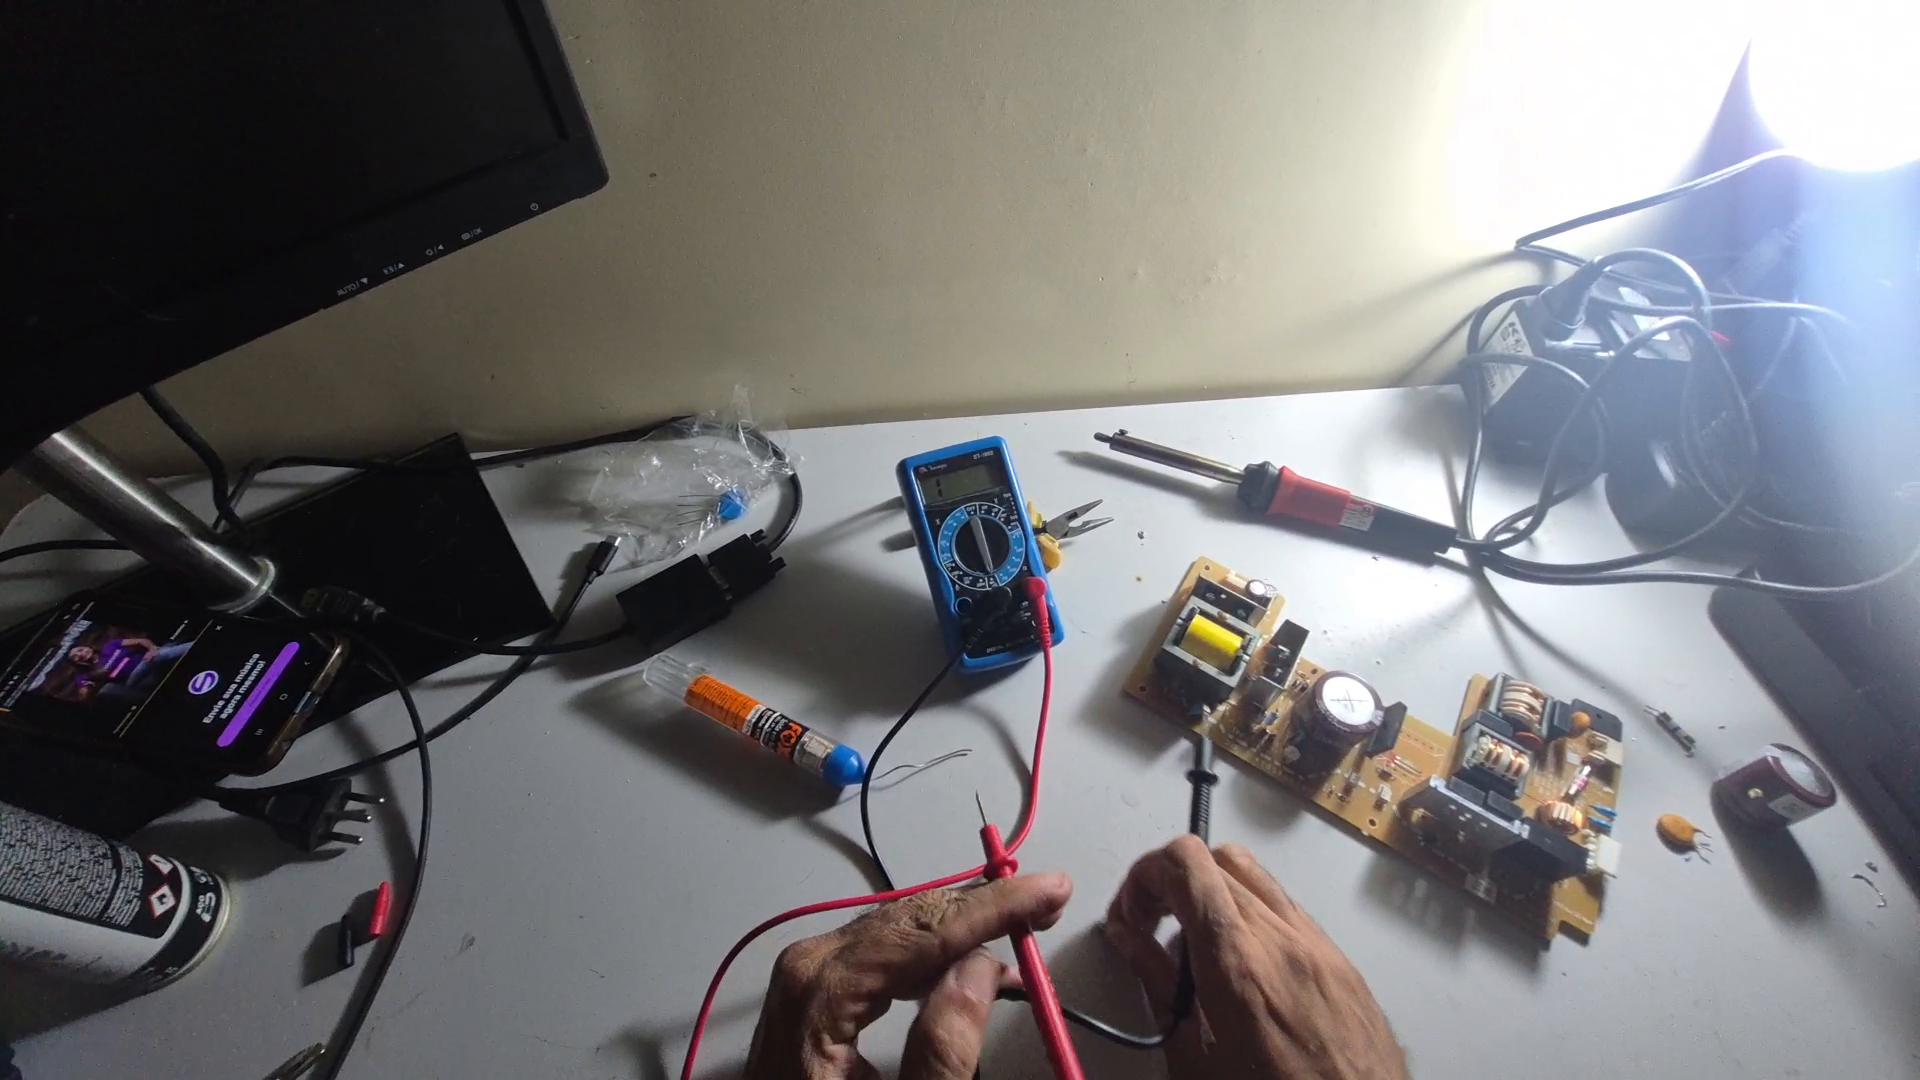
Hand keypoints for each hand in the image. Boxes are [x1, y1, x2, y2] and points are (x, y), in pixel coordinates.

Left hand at [745, 873, 1072, 1079]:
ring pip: (908, 926)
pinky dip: (940, 949)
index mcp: (822, 991)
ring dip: (970, 925)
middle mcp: (813, 961)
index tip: (1051, 888)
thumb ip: (940, 1054)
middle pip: (918, 917)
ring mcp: (815, 967)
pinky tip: (977, 958)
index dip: (994, 907)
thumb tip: (983, 968)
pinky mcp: (822, 979)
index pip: (925, 931)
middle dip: (989, 906)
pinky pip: (892, 948)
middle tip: (1051, 899)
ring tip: (1027, 923)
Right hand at [1104, 837, 1407, 1079]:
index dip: (1143, 875)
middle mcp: (1278, 938)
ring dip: (1207, 882)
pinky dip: (1245, 904)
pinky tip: (1236, 949)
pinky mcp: (1338, 956)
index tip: (1131, 912)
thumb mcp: (1193, 1059)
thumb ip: (1156, 983)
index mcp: (1236, 963)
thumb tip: (1126, 937)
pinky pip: (1281, 899)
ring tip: (1191, 928)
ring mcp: (1315, 942)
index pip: (1183, 864)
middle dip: (1167, 879)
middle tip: (1151, 920)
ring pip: (1247, 867)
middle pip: (1208, 857)